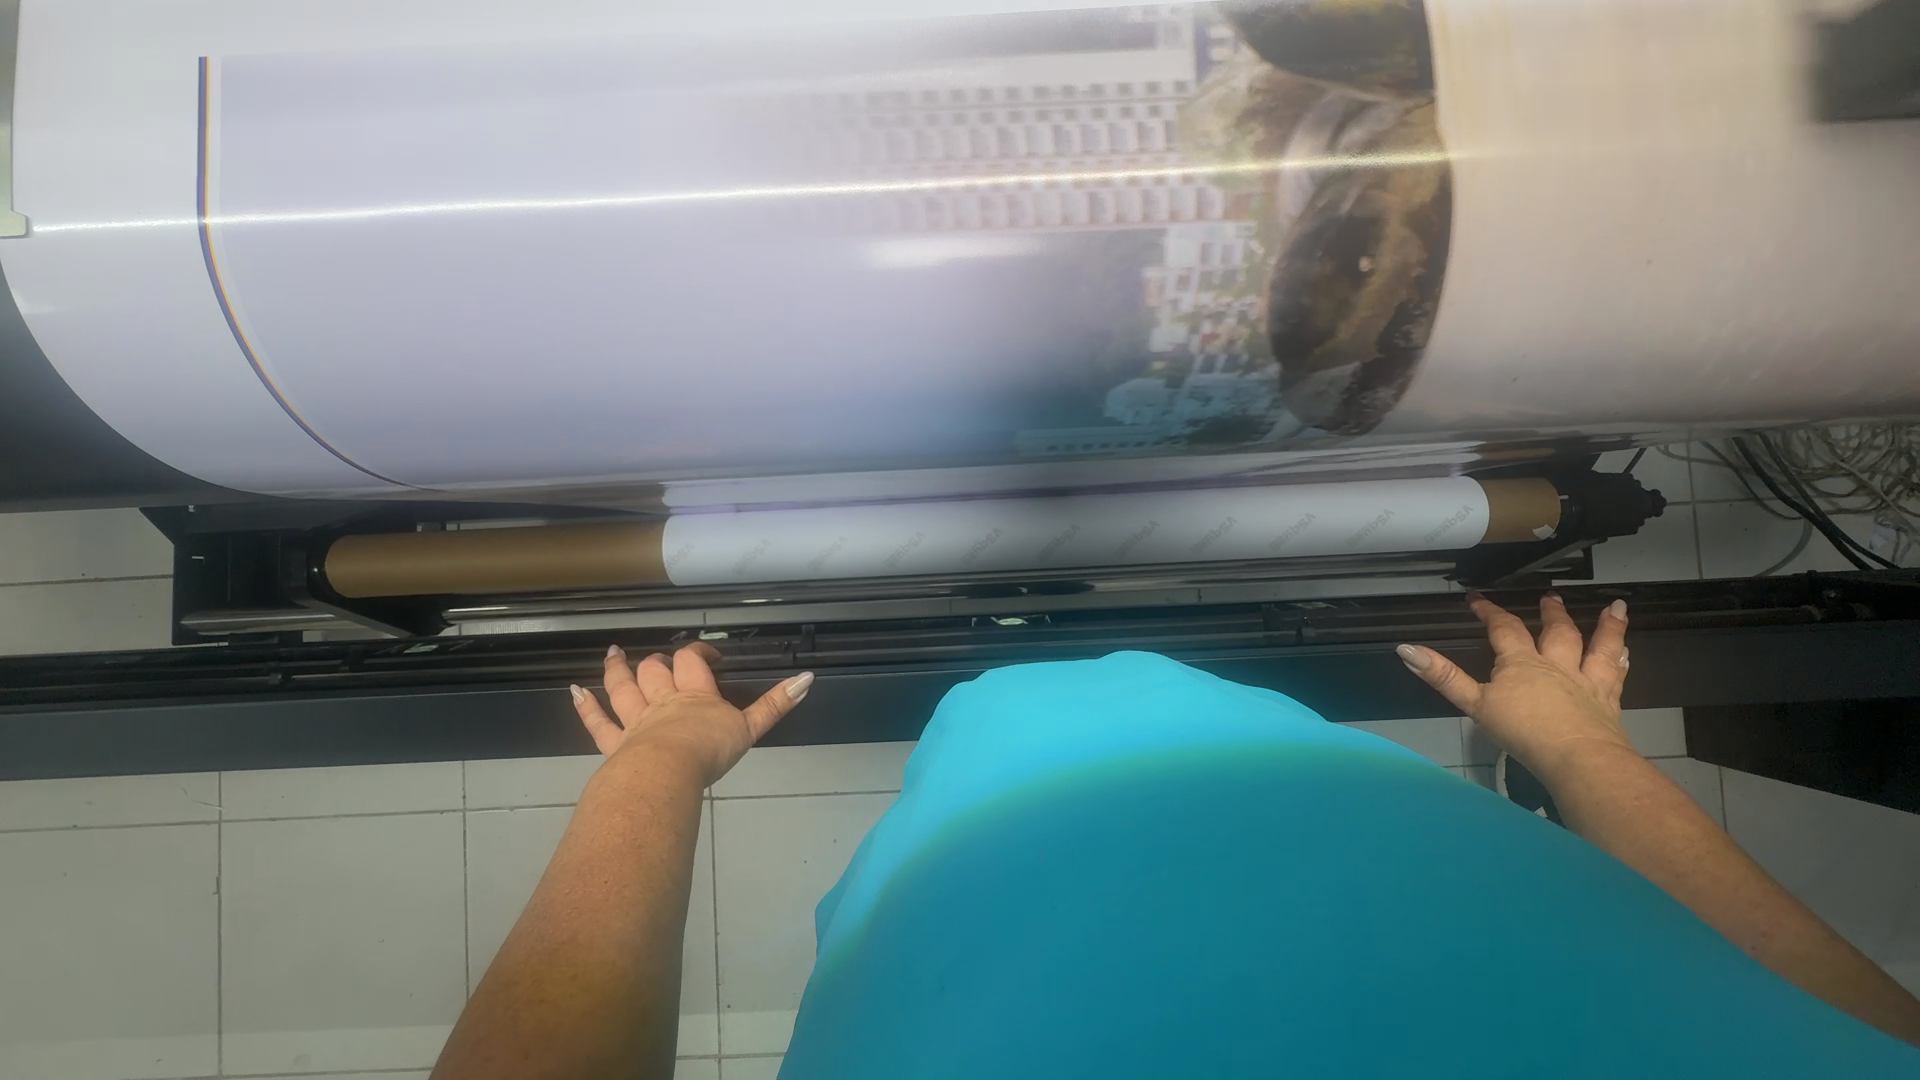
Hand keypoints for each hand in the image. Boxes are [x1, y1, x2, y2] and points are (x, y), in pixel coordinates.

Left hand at [570, 642, 812, 785]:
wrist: (666, 774)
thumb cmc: (709, 750)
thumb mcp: (750, 727)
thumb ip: (776, 704)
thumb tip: (807, 678)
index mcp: (695, 696)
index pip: (693, 663)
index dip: (699, 655)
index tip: (711, 658)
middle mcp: (662, 702)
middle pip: (656, 672)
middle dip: (659, 662)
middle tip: (662, 660)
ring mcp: (635, 722)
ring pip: (623, 689)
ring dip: (617, 670)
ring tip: (613, 654)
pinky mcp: (615, 744)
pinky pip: (597, 723)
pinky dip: (586, 707)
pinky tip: (573, 692)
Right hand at [1397, 594, 1633, 781]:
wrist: (1578, 758)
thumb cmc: (1523, 731)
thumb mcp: (1473, 703)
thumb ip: (1442, 675)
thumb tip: (1406, 648)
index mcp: (1521, 664)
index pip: (1502, 629)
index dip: (1489, 611)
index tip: (1476, 598)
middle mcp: (1556, 665)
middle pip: (1556, 632)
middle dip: (1550, 613)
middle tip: (1550, 597)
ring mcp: (1587, 683)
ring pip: (1598, 647)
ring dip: (1606, 627)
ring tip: (1616, 608)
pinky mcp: (1609, 703)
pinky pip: (1617, 675)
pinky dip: (1622, 660)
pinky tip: (1627, 652)